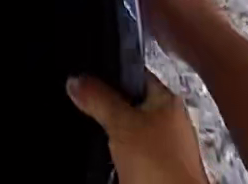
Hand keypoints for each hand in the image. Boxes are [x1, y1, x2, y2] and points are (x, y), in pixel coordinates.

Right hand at [67, 72, 208, 183]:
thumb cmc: (161, 167)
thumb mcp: (121, 124)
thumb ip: (99, 99)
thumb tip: (76, 80)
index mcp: (168, 101)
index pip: (137, 75)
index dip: (114, 73)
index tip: (91, 77)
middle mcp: (171, 124)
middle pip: (132, 108)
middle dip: (111, 112)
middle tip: (91, 112)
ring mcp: (166, 153)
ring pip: (131, 138)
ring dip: (115, 142)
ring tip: (101, 145)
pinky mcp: (158, 177)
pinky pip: (132, 163)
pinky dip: (120, 164)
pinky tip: (110, 167)